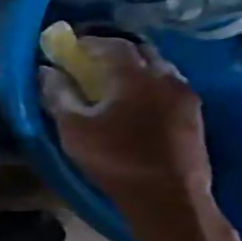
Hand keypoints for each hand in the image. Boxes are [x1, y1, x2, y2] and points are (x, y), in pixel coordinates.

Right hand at [39, 36, 212, 211]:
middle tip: (92, 60)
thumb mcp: (73, 128)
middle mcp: (165, 78)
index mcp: (135, 76)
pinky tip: (136, 104)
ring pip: (158, 68)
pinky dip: (149, 86)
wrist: (169, 198)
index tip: (70, 45)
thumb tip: (47, 71)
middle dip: (115, 51)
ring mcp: (185, 97)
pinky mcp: (194, 116)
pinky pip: (168, 87)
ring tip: (114, 82)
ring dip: (135, 68)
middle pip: (140, 51)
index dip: (89, 41)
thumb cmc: (115, 159)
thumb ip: (58, 95)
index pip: (112, 44)